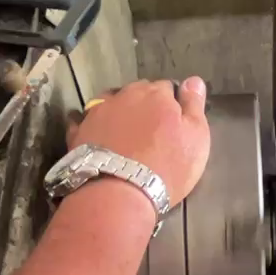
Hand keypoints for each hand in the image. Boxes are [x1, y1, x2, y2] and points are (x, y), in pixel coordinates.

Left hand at [69, 77, 209, 206]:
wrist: (119, 194)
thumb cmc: (166, 167)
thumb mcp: (196, 138)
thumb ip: (195, 105)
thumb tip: (194, 80)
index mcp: (157, 94)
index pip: (167, 88)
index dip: (172, 104)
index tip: (175, 122)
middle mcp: (125, 95)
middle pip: (138, 92)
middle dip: (146, 106)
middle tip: (152, 132)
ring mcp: (98, 112)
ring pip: (111, 102)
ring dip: (119, 111)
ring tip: (125, 132)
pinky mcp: (79, 131)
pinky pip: (83, 119)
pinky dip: (90, 123)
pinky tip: (94, 132)